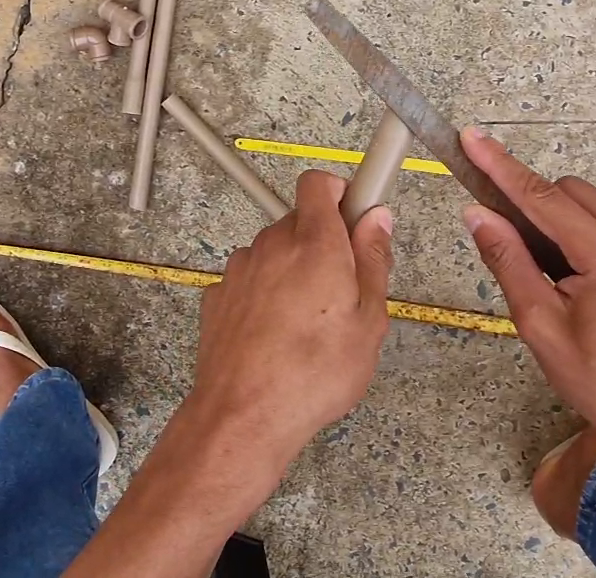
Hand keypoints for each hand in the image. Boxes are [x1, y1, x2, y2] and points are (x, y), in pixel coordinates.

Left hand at [65, 172, 394, 577]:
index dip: (339, 192)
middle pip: (300, 221)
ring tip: (308, 323)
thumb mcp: (369, 321)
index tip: (354, 217)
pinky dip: (265, 294)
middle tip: (343, 290)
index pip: (318, 183)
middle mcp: (272, 243)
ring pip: (275, 252)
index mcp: (314, 242)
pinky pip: (251, 279)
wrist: (245, 413)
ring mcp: (241, 266)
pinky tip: (276, 335)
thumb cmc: (314, 372)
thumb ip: (374, 260)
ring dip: (292, 271)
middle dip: (323, 243)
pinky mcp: (219, 292)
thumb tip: (377, 218)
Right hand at [458, 127, 595, 456]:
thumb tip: (478, 214)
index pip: (544, 198)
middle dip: (537, 206)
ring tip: (560, 277)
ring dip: (566, 223)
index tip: (473, 139)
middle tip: (518, 247)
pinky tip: (589, 281)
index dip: (501, 167)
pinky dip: (594, 237)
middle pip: (572, 192)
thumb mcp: (541, 328)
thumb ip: (508, 261)